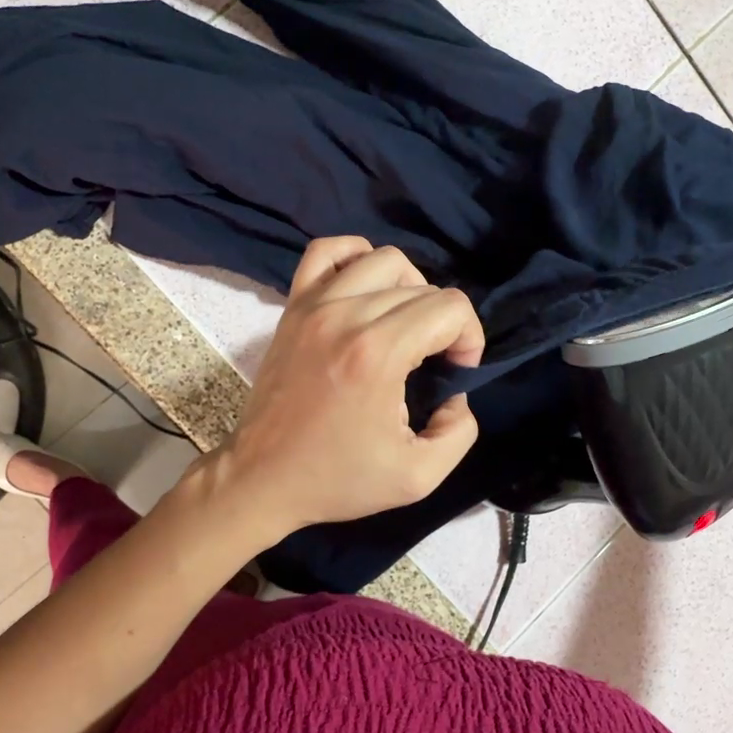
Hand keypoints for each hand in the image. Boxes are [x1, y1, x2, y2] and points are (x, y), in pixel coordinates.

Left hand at [206, 237, 482, 537]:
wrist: (263, 479)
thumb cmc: (337, 480)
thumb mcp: (418, 477)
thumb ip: (459, 431)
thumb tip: (457, 393)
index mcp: (378, 354)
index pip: (450, 308)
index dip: (468, 339)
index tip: (455, 374)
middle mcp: (345, 316)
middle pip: (422, 288)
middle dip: (442, 325)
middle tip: (431, 366)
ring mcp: (313, 306)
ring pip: (383, 261)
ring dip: (408, 290)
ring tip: (403, 330)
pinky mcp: (292, 308)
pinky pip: (326, 252)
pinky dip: (355, 259)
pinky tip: (365, 292)